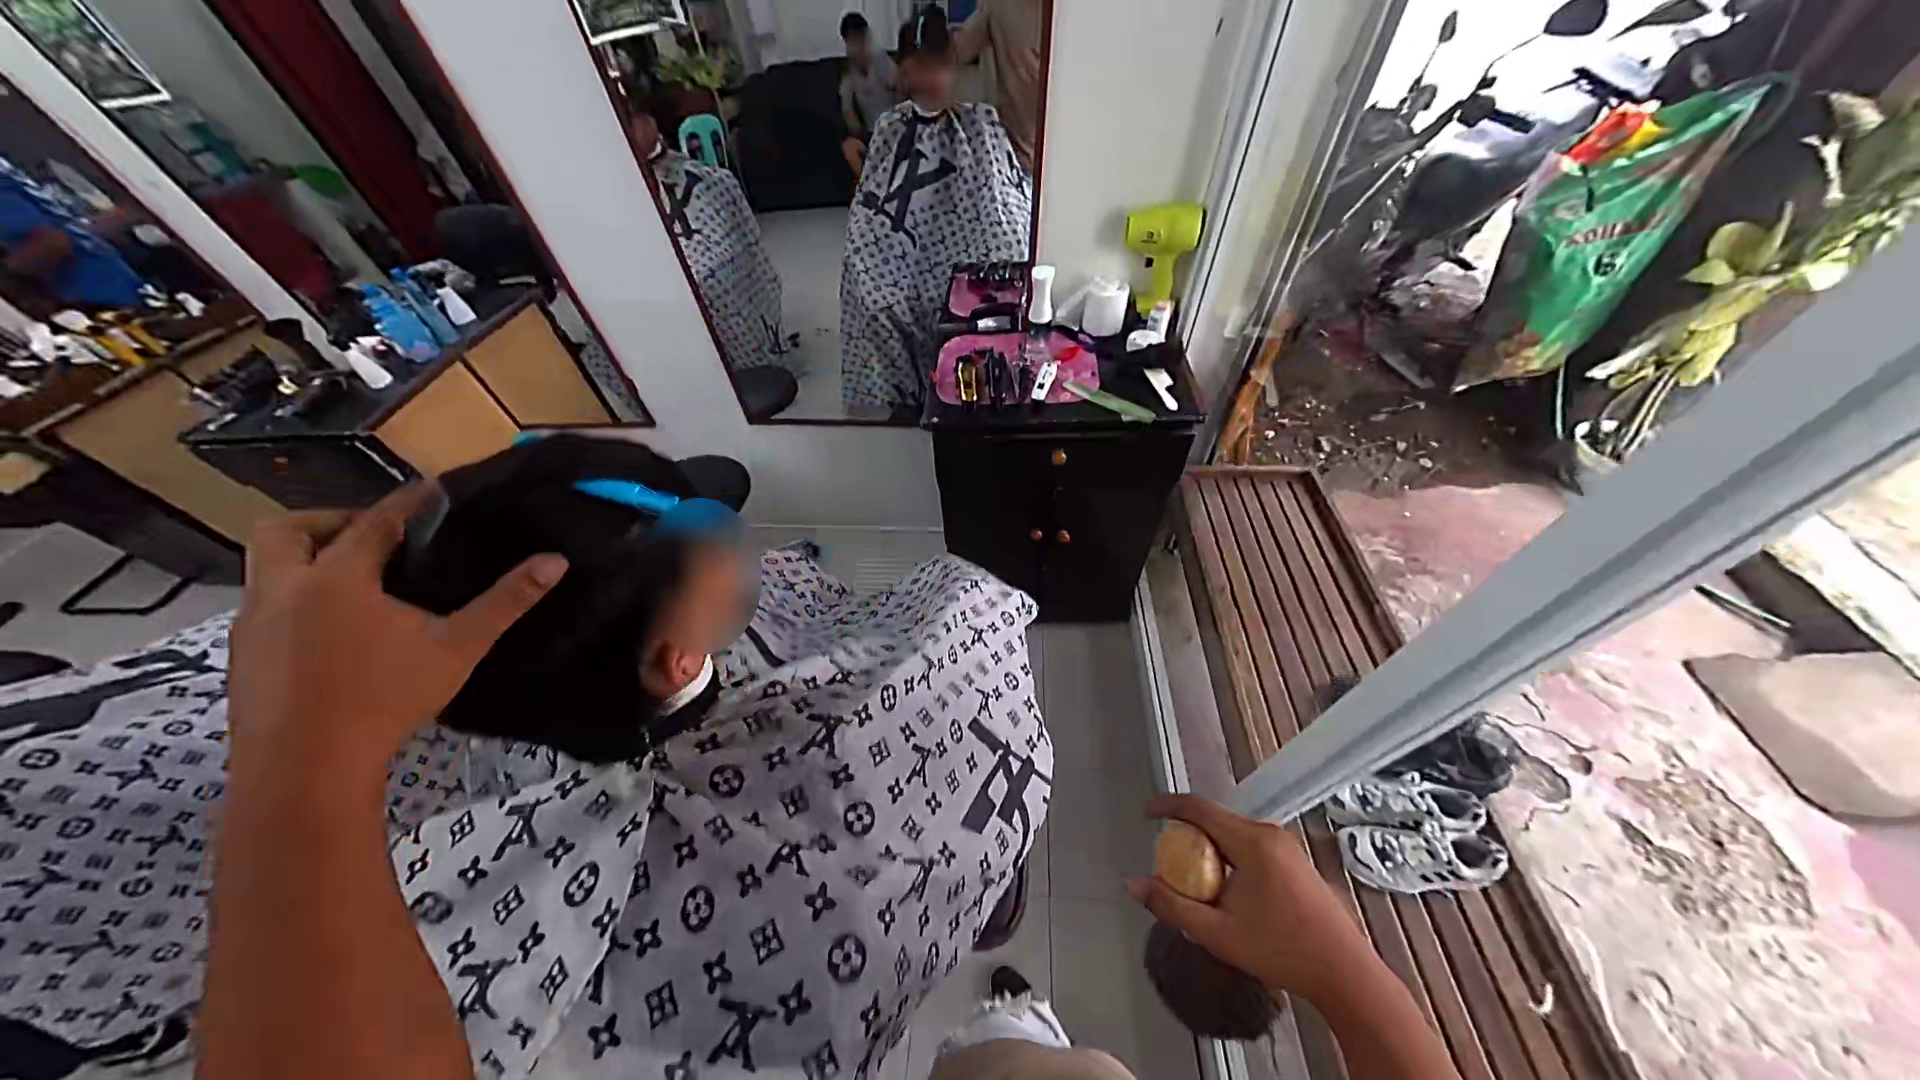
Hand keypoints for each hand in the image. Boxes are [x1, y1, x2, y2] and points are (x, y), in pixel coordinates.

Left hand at [228, 484, 567, 782]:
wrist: (304, 770)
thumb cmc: (386, 699)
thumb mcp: (459, 646)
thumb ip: (506, 601)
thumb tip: (556, 561)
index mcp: (337, 579)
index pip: (375, 521)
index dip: (407, 502)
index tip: (432, 489)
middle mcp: (283, 589)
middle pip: (288, 529)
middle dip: (330, 521)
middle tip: (378, 538)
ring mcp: (252, 624)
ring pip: (267, 567)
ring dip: (308, 559)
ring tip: (361, 580)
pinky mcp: (241, 656)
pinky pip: (265, 604)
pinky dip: (298, 596)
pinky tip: (336, 628)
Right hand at [1129, 795, 1370, 1004]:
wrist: (1345, 974)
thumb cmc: (1284, 953)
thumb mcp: (1217, 933)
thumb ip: (1171, 905)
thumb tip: (1135, 884)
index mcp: (1252, 842)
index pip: (1199, 808)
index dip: (1167, 806)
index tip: (1146, 813)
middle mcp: (1270, 834)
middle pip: (1215, 817)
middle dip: (1186, 831)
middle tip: (1168, 857)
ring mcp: (1286, 845)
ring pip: (1232, 830)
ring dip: (1208, 845)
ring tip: (1196, 878)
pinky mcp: (1294, 859)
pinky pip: (1249, 842)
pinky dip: (1228, 854)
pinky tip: (1227, 888)